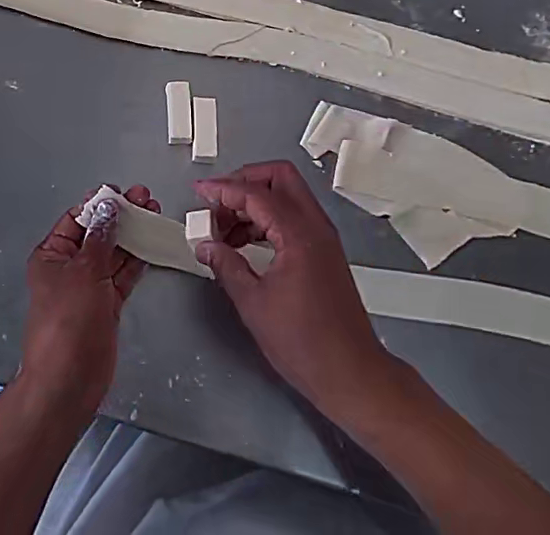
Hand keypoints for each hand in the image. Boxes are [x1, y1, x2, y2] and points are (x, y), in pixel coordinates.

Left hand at [17, 185, 156, 416]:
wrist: (69, 379)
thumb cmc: (67, 322)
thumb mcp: (84, 271)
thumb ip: (101, 237)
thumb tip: (109, 207)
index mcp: (52, 255)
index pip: (77, 219)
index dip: (99, 204)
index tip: (122, 192)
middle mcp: (69, 267)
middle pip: (98, 233)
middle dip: (121, 216)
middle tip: (146, 199)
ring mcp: (89, 286)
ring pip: (114, 252)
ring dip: (133, 234)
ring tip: (154, 214)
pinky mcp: (107, 303)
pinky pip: (123, 273)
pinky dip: (137, 259)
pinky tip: (151, 243)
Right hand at [193, 161, 396, 413]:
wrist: (350, 372)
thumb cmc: (303, 343)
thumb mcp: (254, 304)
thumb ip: (227, 266)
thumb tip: (206, 246)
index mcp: (298, 234)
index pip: (256, 193)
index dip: (223, 189)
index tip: (199, 191)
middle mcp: (315, 225)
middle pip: (279, 177)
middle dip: (244, 182)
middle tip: (217, 204)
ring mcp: (323, 236)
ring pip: (288, 194)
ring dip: (255, 201)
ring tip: (225, 231)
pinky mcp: (325, 249)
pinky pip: (294, 215)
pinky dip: (269, 218)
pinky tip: (246, 242)